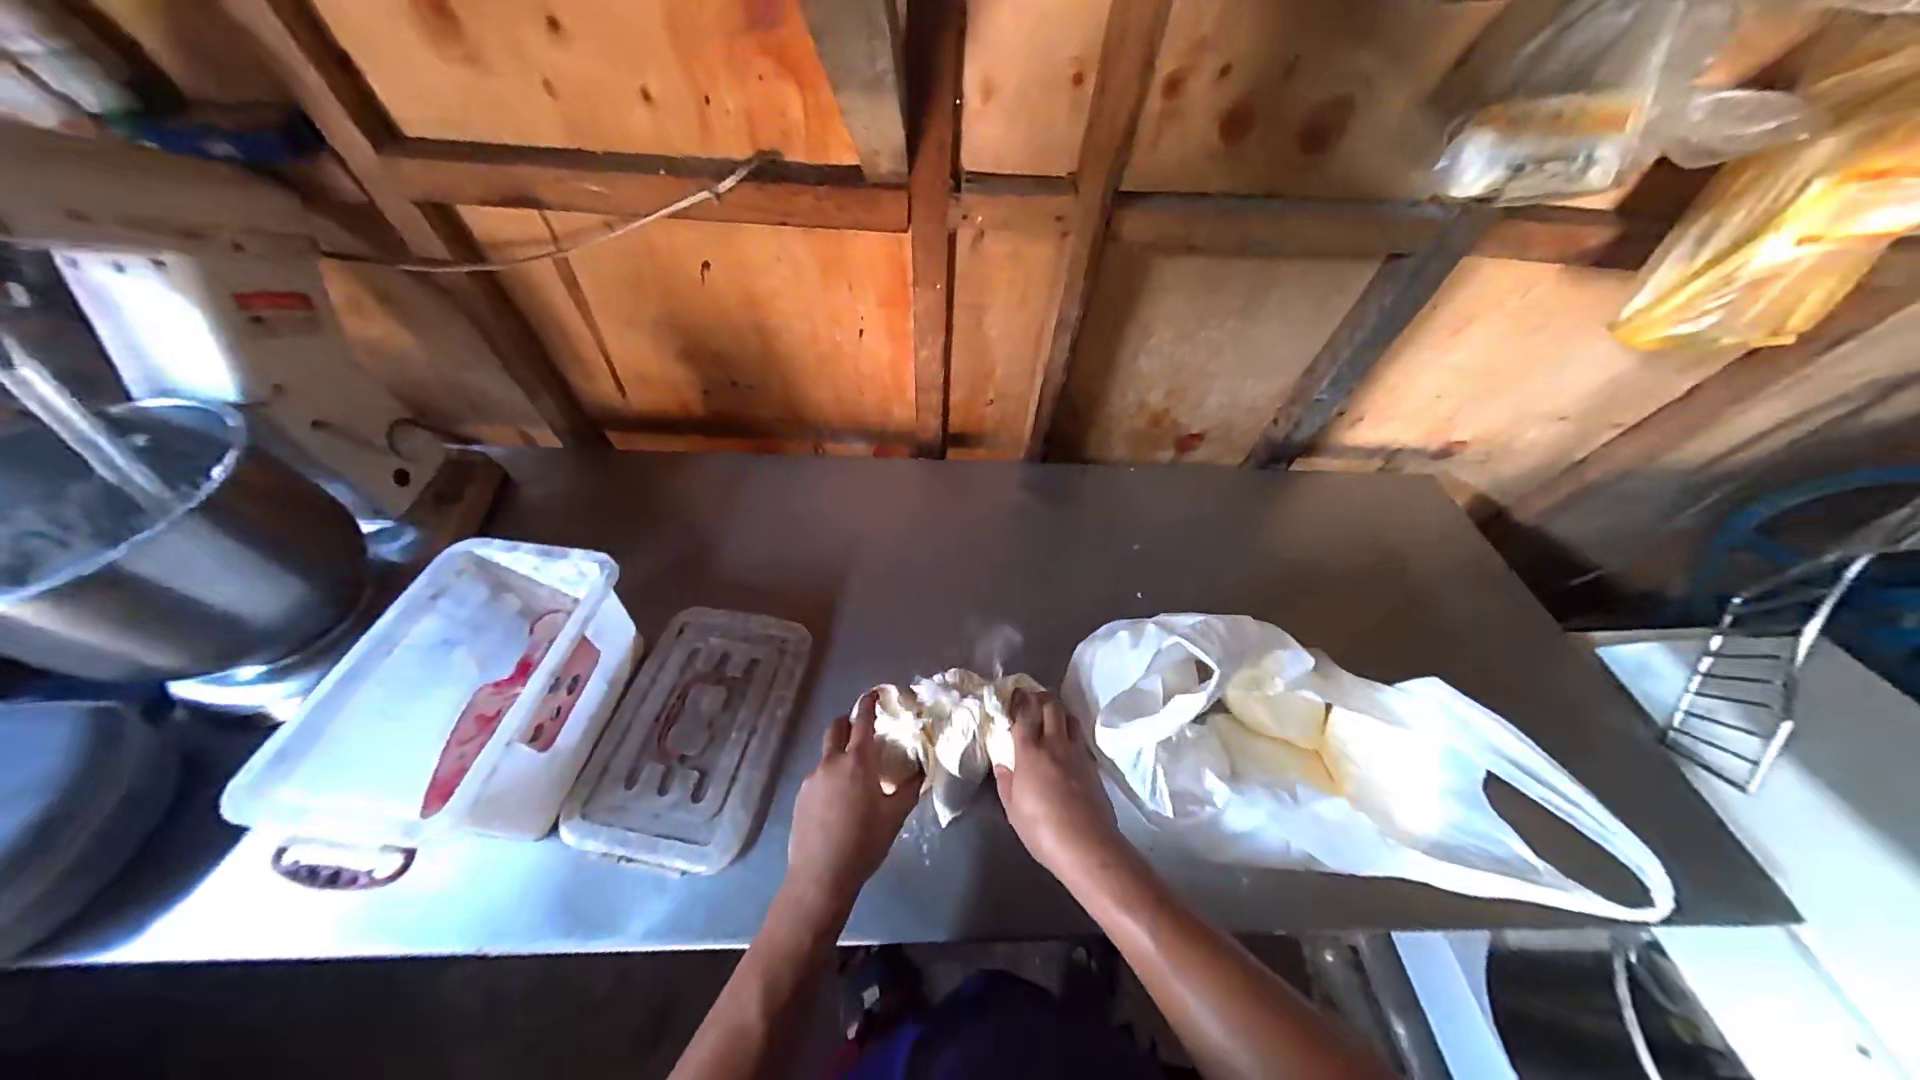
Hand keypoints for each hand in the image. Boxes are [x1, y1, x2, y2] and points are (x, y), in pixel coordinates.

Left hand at [781, 691, 918, 923]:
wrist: (821, 876)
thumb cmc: (864, 842)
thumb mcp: (894, 815)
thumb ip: (909, 788)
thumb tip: (921, 770)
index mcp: (857, 761)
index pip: (863, 721)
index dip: (868, 704)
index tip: (873, 694)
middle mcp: (831, 762)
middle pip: (836, 728)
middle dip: (849, 722)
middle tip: (863, 731)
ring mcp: (812, 779)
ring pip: (827, 754)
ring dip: (840, 754)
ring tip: (855, 778)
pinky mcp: (801, 796)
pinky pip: (818, 776)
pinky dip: (830, 777)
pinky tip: (839, 803)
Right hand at [993, 687, 1128, 880]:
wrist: (1086, 844)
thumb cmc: (1040, 828)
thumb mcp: (1012, 808)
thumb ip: (1006, 781)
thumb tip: (1002, 763)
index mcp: (1030, 752)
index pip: (1025, 714)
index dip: (1020, 699)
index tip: (1015, 693)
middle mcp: (1055, 744)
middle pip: (1051, 706)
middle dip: (1041, 697)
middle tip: (1033, 698)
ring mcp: (1077, 753)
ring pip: (1070, 718)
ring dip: (1059, 711)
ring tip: (1051, 715)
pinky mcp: (1093, 765)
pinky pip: (1080, 738)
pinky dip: (1072, 732)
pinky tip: (1067, 743)